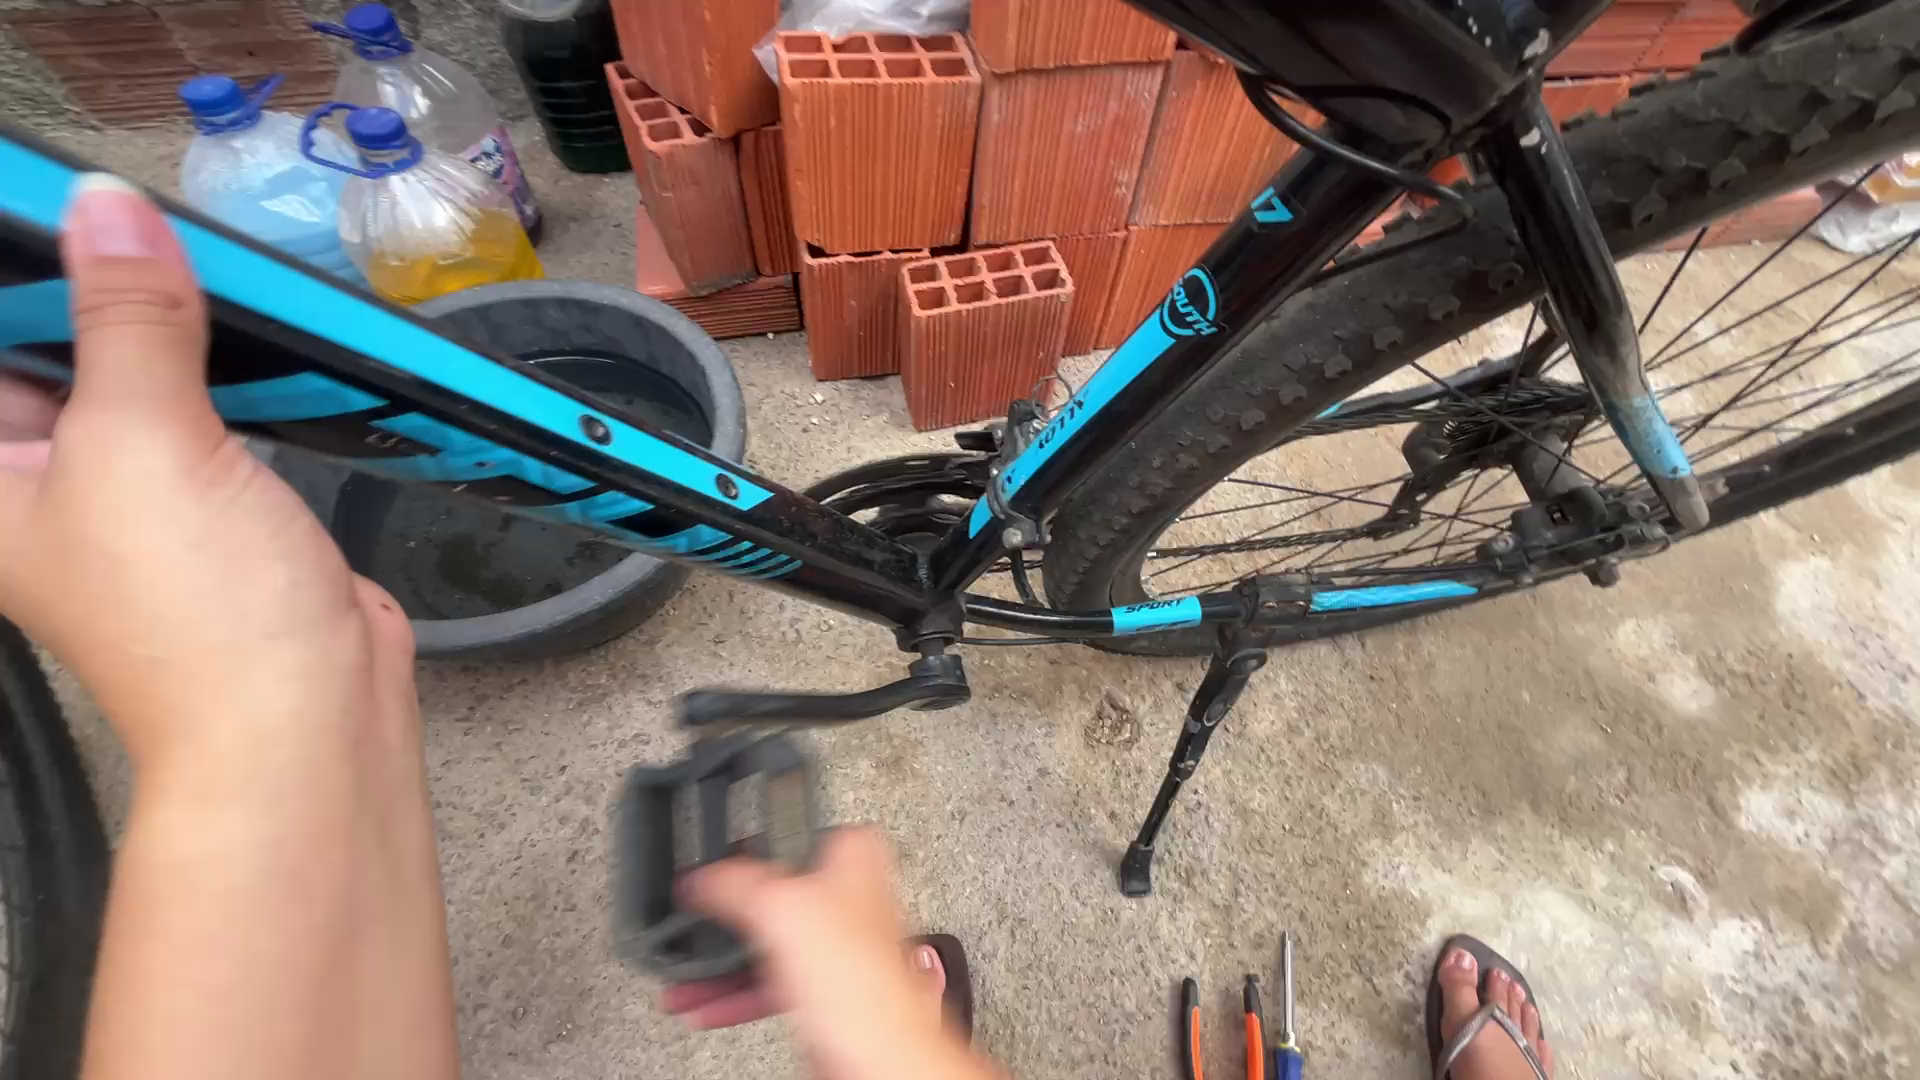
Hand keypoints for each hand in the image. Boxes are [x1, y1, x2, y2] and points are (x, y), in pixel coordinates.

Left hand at [0, 173, 409, 768]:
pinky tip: (253, 339)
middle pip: (34, 344)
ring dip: (160, 323)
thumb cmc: (200, 596)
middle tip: (142, 216)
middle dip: (82, 280)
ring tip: (205, 266)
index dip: (6, 265)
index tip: (51, 196)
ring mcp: (125, 486)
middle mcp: (27, 470)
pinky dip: (219, 372)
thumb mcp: (150, 446)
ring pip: (123, 374)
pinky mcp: (210, 499)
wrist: (308, 698)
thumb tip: (112, 205)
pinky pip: (195, 413)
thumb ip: (130, 325)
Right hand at [667, 828, 1001, 1079]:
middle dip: (725, 918)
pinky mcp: (825, 986)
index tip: (711, 872)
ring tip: (684, 977)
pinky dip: (736, 992)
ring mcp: (837, 942)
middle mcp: (849, 893)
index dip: (747, 853)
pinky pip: (770, 980)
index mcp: (853, 853)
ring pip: (768, 940)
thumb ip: (738, 883)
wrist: (881, 1057)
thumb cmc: (862, 981)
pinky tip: (707, 1003)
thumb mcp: (785, 908)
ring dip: (722, 961)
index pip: (790, 836)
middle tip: (690, 928)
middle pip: (773, 894)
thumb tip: (704, 874)